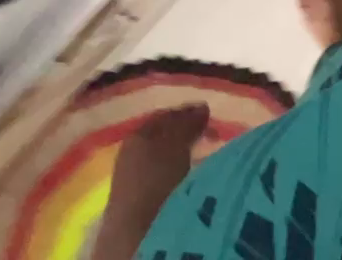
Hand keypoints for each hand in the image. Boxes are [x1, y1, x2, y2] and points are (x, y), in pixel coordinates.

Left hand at [93, 105, 209, 259]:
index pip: (163, 116)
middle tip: (210, 132)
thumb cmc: (155, 179)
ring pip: (163, 158)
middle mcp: (130, 153)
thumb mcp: (175, 142)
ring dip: (183, 154)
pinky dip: (179, 172)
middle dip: (185, 133)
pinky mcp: (139, 204)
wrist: (135, 234)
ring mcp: (132, 180)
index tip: (207, 112)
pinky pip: (163, 177)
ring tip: (206, 155)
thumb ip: (187, 122)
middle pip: (162, 137)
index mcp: (136, 134)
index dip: (186, 112)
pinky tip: (193, 176)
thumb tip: (201, 107)